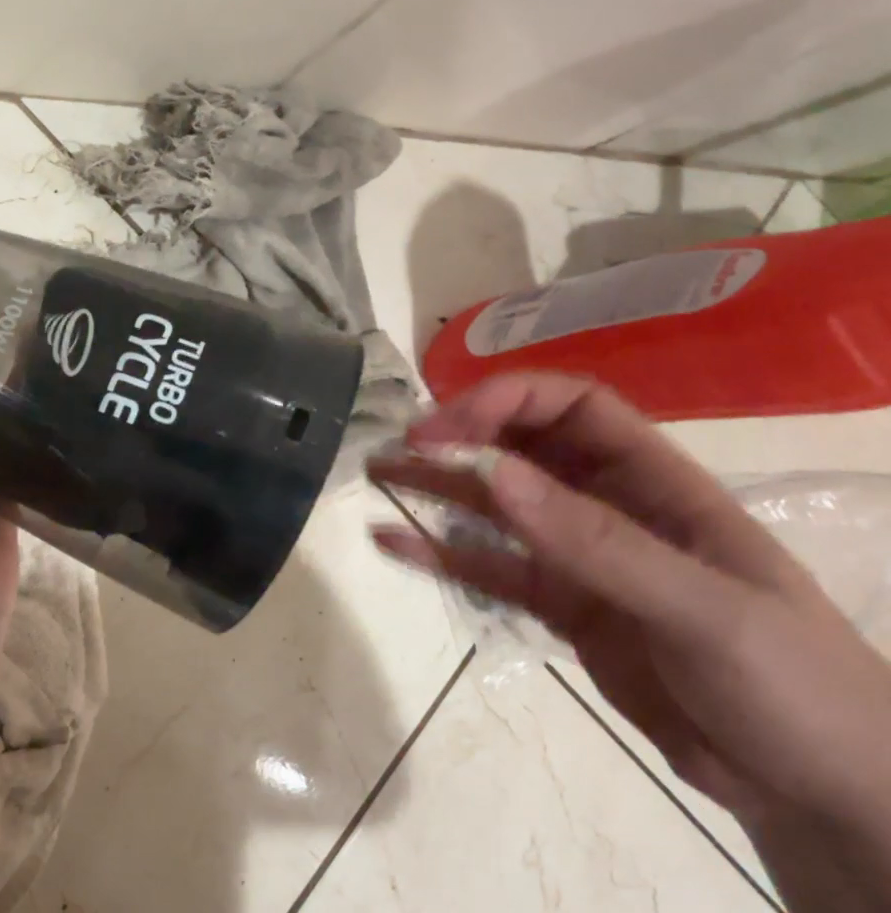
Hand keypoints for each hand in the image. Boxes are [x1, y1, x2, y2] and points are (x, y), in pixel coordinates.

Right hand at [367, 374, 890, 841]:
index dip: (507, 402)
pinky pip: (488, 569)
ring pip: (496, 506)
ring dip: (436, 486)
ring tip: (375, 473)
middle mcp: (613, 510)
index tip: (444, 428)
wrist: (818, 791)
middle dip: (459, 438)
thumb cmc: (792, 685)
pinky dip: (438, 554)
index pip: (576, 410)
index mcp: (662, 487)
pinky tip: (390, 542)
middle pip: (525, 449)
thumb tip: (491, 471)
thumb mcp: (701, 609)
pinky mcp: (560, 607)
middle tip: (396, 446)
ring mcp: (582, 560)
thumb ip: (594, 541)